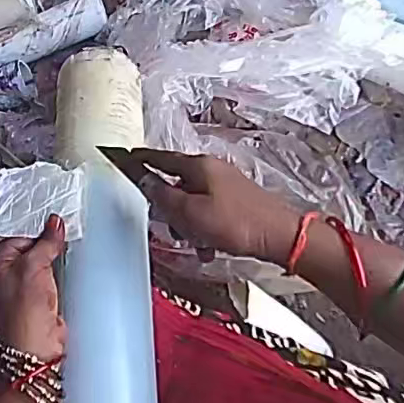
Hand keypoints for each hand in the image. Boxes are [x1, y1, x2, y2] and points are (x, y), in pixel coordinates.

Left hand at [0, 214, 66, 357]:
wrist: (37, 343)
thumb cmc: (23, 310)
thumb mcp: (34, 265)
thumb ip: (46, 242)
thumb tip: (53, 225)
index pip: (18, 236)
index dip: (36, 231)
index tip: (53, 229)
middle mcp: (7, 275)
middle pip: (30, 250)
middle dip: (45, 246)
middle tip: (58, 243)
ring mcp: (24, 288)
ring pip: (41, 264)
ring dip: (52, 261)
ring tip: (60, 260)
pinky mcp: (39, 299)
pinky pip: (50, 278)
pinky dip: (57, 275)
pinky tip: (61, 277)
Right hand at [102, 148, 300, 263]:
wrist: (282, 236)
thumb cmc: (234, 223)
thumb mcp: (190, 213)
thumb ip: (162, 195)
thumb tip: (142, 179)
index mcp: (197, 165)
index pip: (159, 158)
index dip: (138, 159)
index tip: (121, 157)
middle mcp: (210, 168)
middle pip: (175, 182)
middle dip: (168, 206)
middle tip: (170, 226)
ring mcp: (224, 182)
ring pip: (191, 199)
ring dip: (187, 222)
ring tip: (195, 242)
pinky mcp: (235, 198)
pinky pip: (207, 209)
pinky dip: (203, 226)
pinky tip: (209, 245)